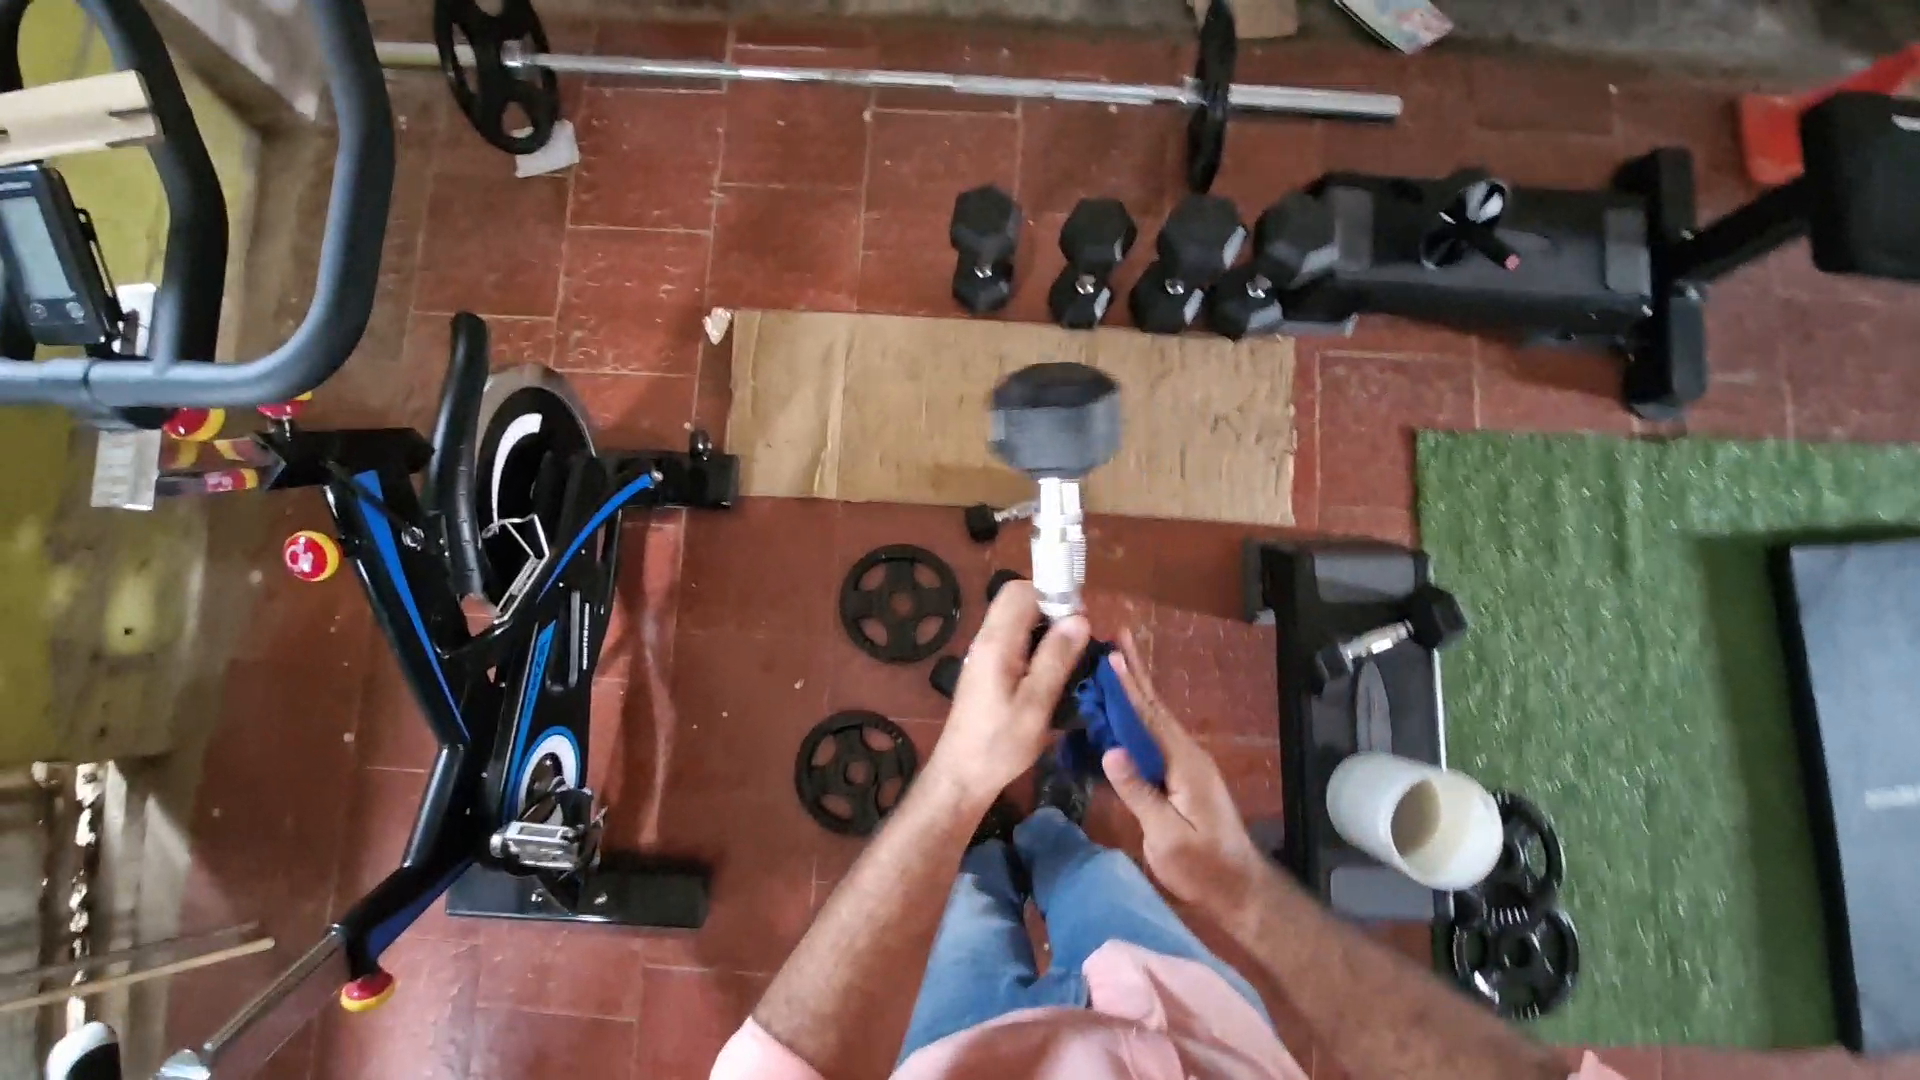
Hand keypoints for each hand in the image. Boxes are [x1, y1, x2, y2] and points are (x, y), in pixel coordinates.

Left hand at [926, 580, 1089, 807]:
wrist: (963, 774)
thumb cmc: (1000, 743)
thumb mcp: (1036, 704)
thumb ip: (1056, 658)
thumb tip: (1080, 618)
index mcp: (996, 642)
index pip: (1020, 590)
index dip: (1053, 594)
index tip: (1079, 621)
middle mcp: (986, 639)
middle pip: (1018, 601)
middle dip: (1053, 611)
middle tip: (1079, 641)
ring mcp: (984, 653)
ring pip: (1018, 621)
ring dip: (1047, 630)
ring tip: (1071, 658)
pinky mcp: (988, 668)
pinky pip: (1015, 641)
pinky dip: (1036, 646)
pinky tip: (1053, 673)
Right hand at [1103, 632, 1268, 924]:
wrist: (1239, 889)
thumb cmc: (1203, 866)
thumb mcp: (1167, 835)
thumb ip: (1139, 793)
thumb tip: (1111, 751)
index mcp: (1184, 763)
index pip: (1149, 717)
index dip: (1129, 686)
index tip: (1112, 655)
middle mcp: (1186, 755)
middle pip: (1154, 708)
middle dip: (1135, 674)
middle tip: (1118, 638)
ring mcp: (1185, 766)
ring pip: (1154, 720)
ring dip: (1135, 691)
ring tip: (1117, 663)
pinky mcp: (1181, 778)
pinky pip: (1153, 738)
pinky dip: (1137, 716)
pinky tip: (1125, 711)